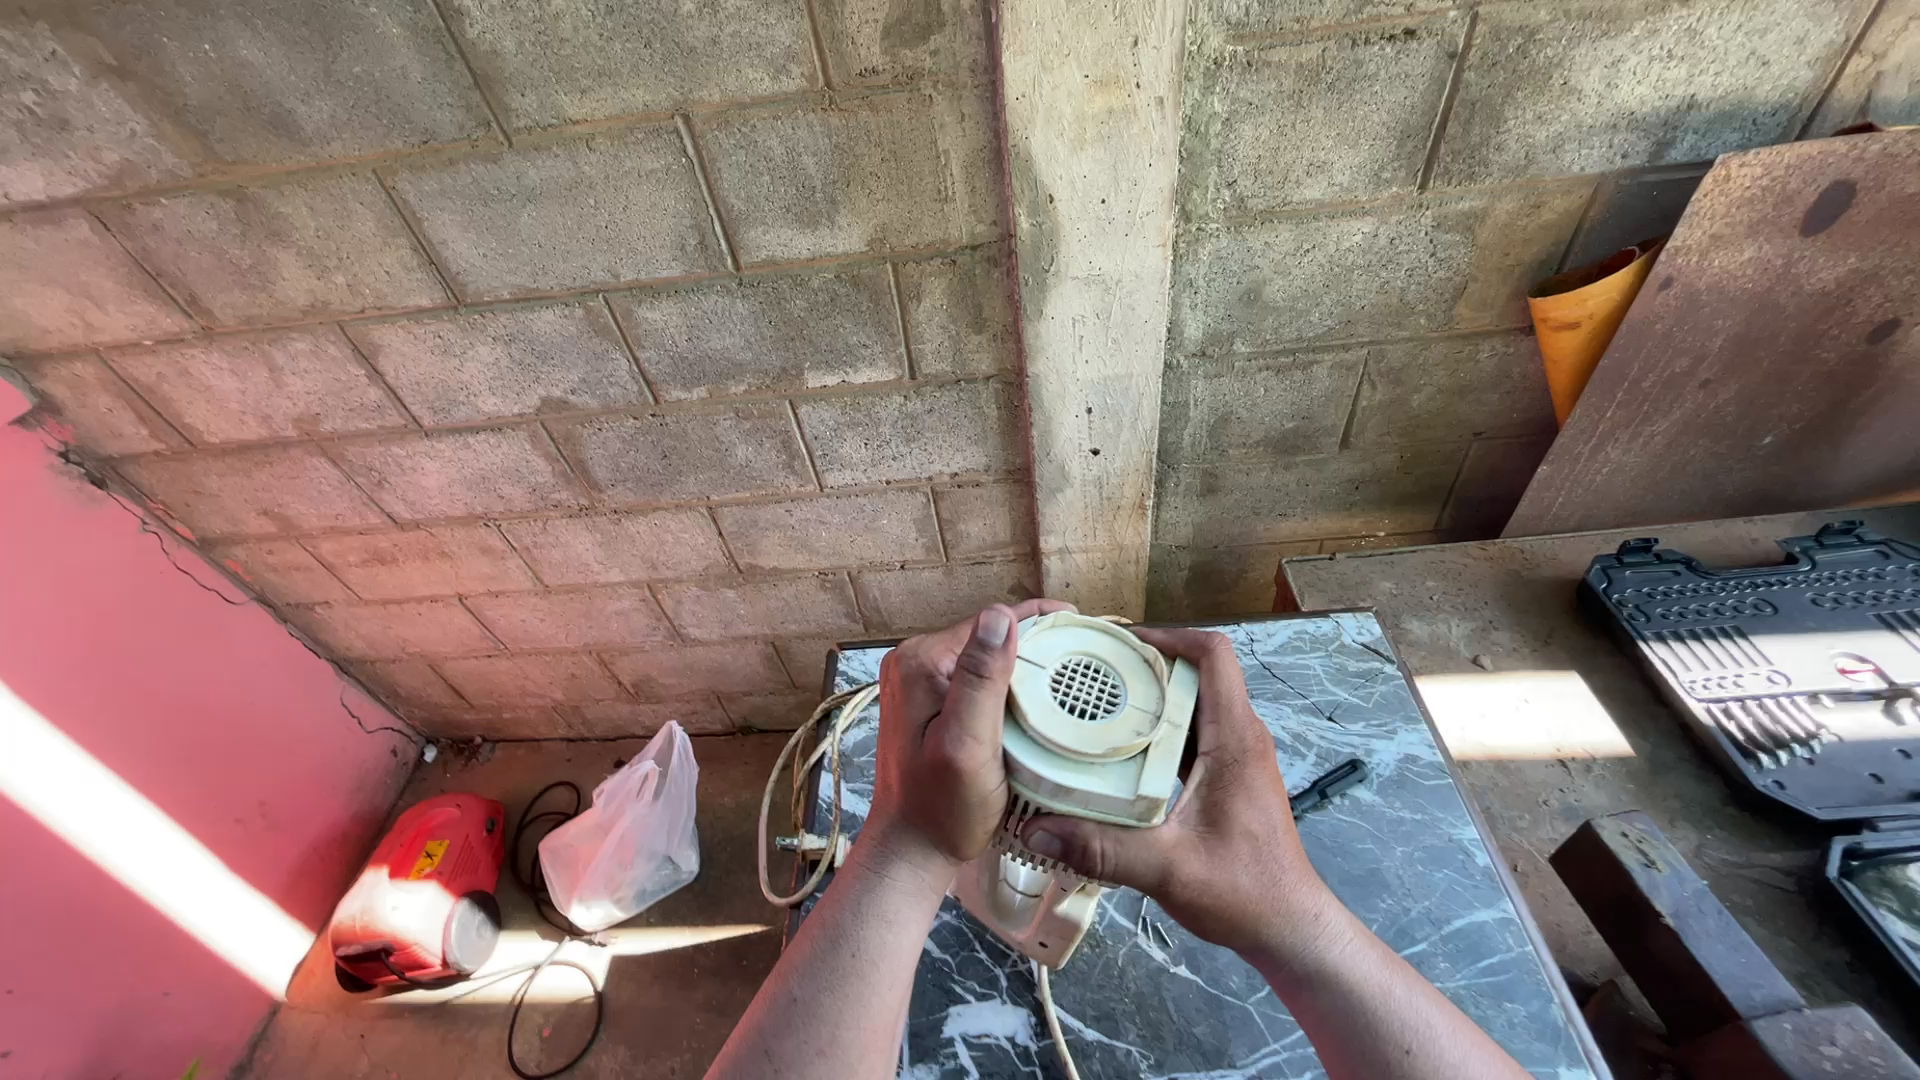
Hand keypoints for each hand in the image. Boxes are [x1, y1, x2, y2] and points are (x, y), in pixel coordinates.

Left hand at [864, 598, 1077, 882]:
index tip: (1079, 626)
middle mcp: (913, 662)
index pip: (988, 624)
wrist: (911, 848)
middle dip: (1032, 644)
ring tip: (1065, 676)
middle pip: (986, 638)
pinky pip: (974, 680)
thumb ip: (981, 679)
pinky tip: (1032, 700)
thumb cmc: (942, 807)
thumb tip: (999, 616)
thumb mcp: (967, 744)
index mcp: (920, 662)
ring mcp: (917, 682)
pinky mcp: (926, 702)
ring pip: (983, 659)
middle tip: (1079, 656)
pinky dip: (1005, 686)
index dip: (1037, 621)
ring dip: (1020, 666)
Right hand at [1020, 626, 1338, 958]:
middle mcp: (1240, 735)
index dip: (1169, 635)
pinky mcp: (1229, 775)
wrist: (1291, 928)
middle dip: (1147, 664)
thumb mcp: (1167, 868)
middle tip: (1093, 673)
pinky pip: (1192, 731)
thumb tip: (1034, 830)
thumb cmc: (1244, 890)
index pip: (1214, 655)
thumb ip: (1101, 847)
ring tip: (1098, 705)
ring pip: (1194, 702)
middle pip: (1198, 672)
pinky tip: (1119, 751)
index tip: (1120, 643)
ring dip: (1152, 696)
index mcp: (1233, 737)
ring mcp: (1237, 755)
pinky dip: (1158, 728)